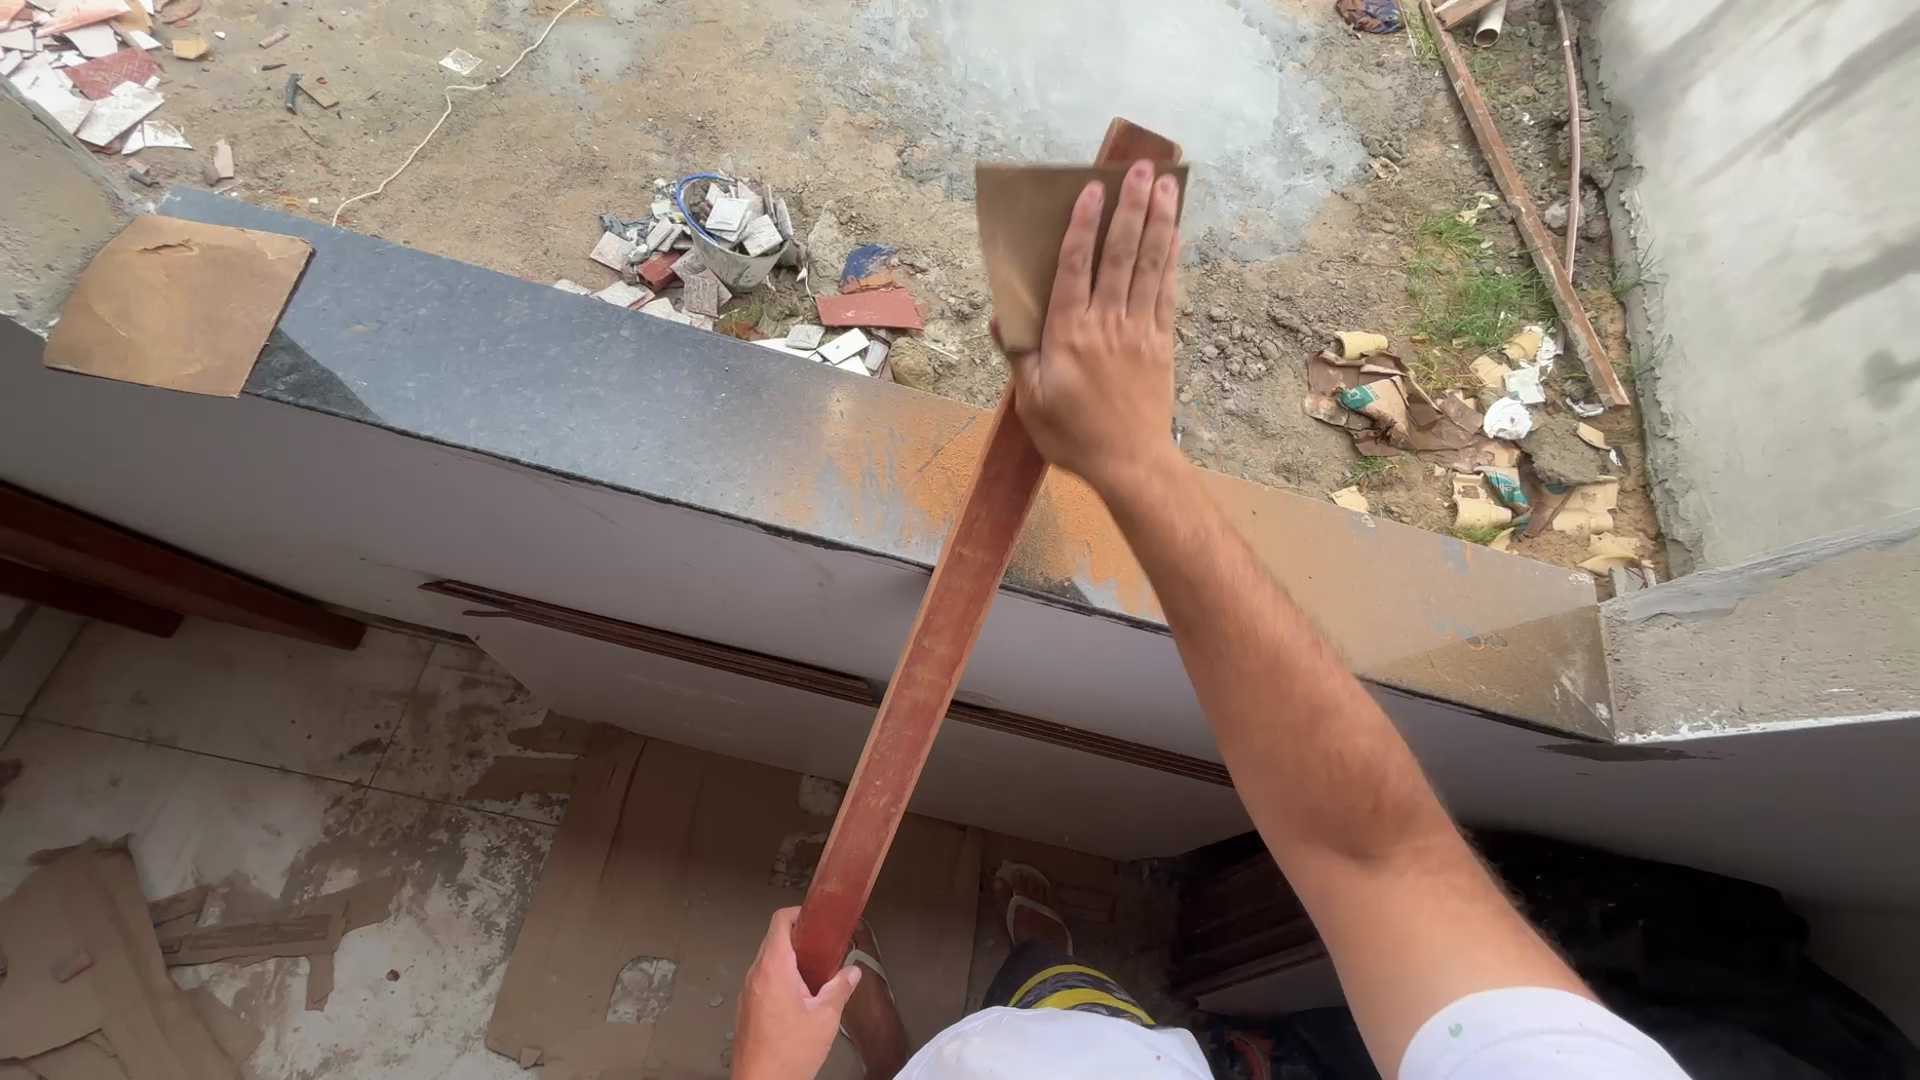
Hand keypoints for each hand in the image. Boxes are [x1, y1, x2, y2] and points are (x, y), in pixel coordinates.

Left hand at [732, 907, 862, 1079]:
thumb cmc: (789, 1054)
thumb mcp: (826, 1018)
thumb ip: (840, 988)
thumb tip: (853, 972)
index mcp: (774, 968)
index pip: (779, 921)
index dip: (798, 913)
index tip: (815, 919)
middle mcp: (756, 975)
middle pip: (773, 938)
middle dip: (797, 937)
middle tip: (820, 945)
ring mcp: (747, 993)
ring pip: (766, 960)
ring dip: (788, 959)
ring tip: (812, 973)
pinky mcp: (745, 1010)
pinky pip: (761, 981)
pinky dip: (778, 978)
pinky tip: (797, 998)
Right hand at [1004, 161, 1183, 497]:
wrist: (1130, 464)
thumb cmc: (1073, 437)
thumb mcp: (1031, 403)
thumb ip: (1018, 357)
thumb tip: (1001, 317)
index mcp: (1069, 335)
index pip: (1076, 267)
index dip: (1083, 224)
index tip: (1093, 188)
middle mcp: (1106, 323)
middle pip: (1120, 255)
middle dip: (1130, 208)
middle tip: (1141, 168)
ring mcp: (1139, 332)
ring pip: (1149, 266)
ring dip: (1158, 222)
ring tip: (1166, 185)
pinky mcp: (1161, 345)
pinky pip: (1167, 294)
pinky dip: (1173, 263)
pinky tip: (1177, 237)